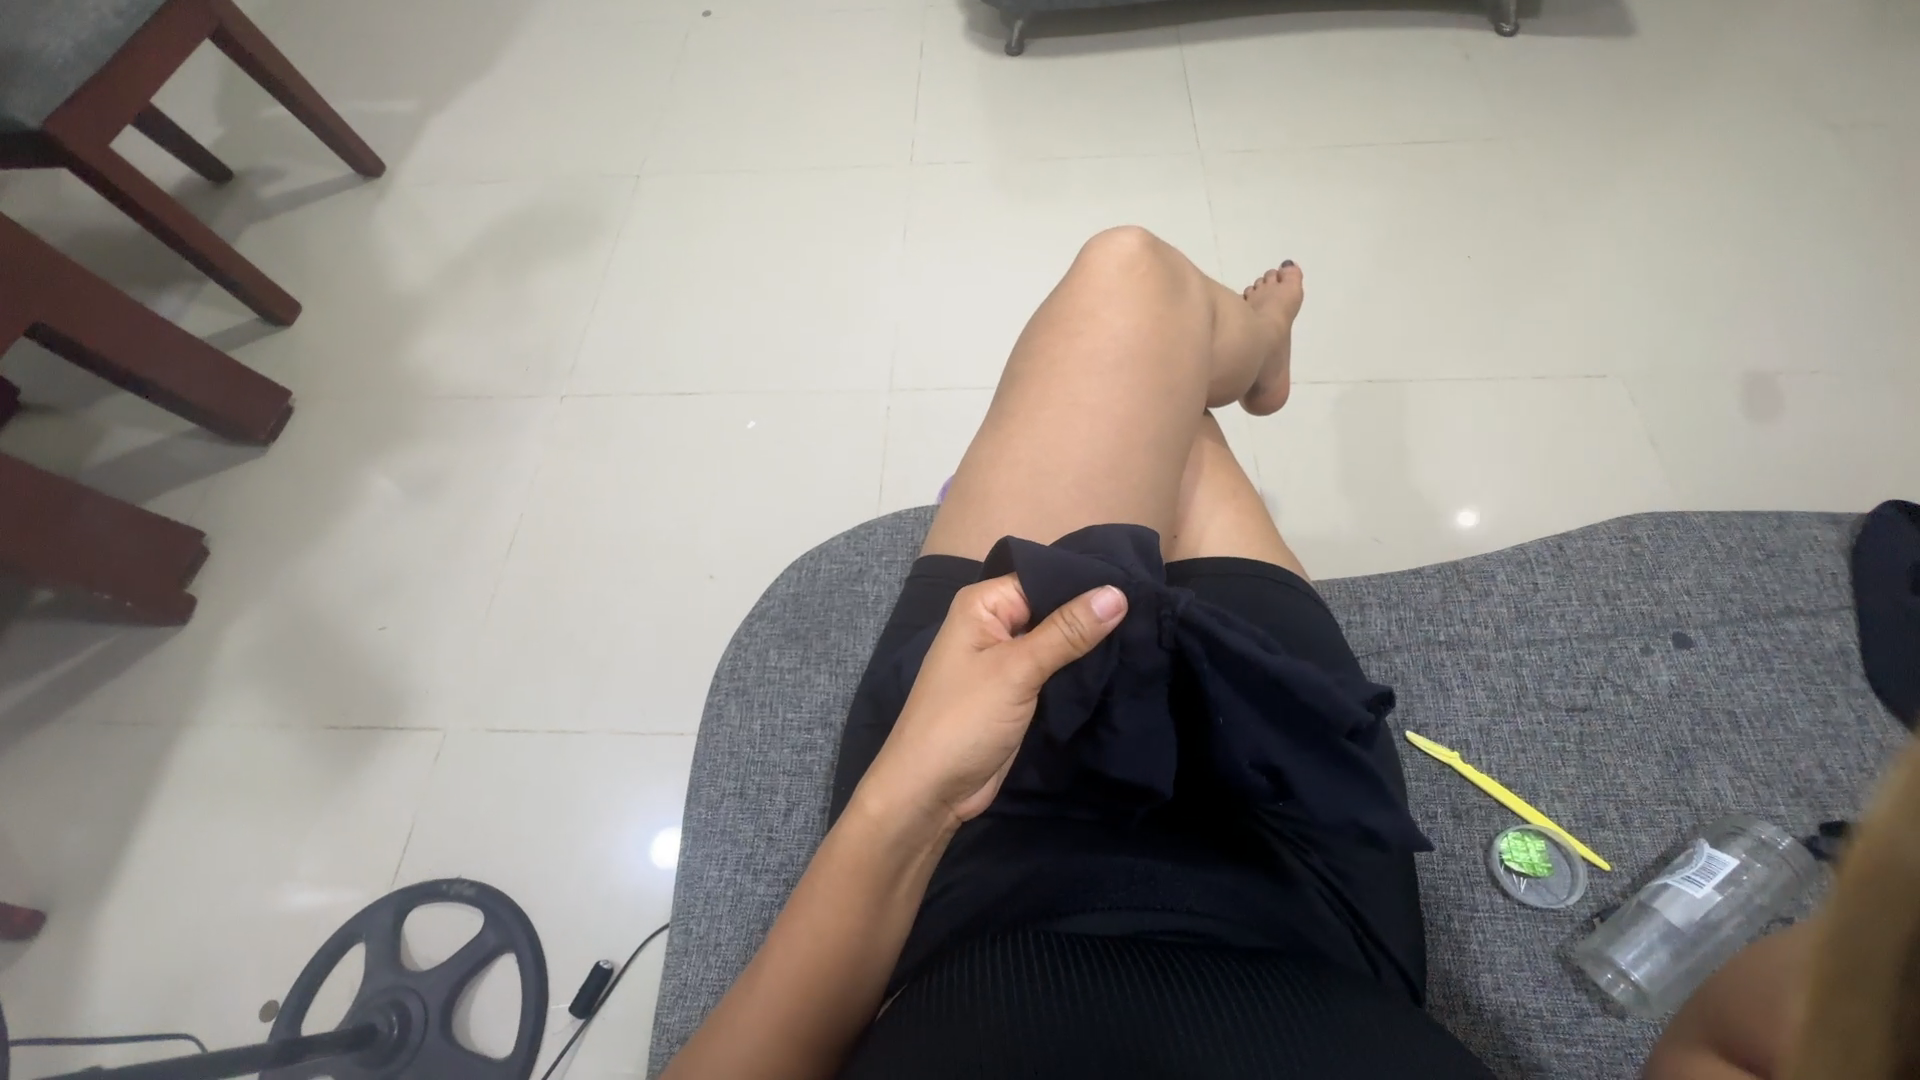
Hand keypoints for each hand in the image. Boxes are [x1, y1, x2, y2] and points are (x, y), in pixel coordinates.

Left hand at [854, 575, 1127, 831]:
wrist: (931, 791)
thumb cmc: (964, 720)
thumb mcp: (1017, 670)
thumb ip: (1067, 632)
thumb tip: (1118, 593)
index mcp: (983, 605)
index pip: (1043, 577)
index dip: (1085, 582)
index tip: (1136, 585)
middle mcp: (993, 624)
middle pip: (1053, 608)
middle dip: (1092, 615)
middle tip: (1149, 614)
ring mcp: (1006, 660)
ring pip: (1058, 641)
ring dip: (1091, 646)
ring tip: (1144, 637)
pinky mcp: (1018, 691)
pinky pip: (1055, 670)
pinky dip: (1080, 671)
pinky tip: (1119, 667)